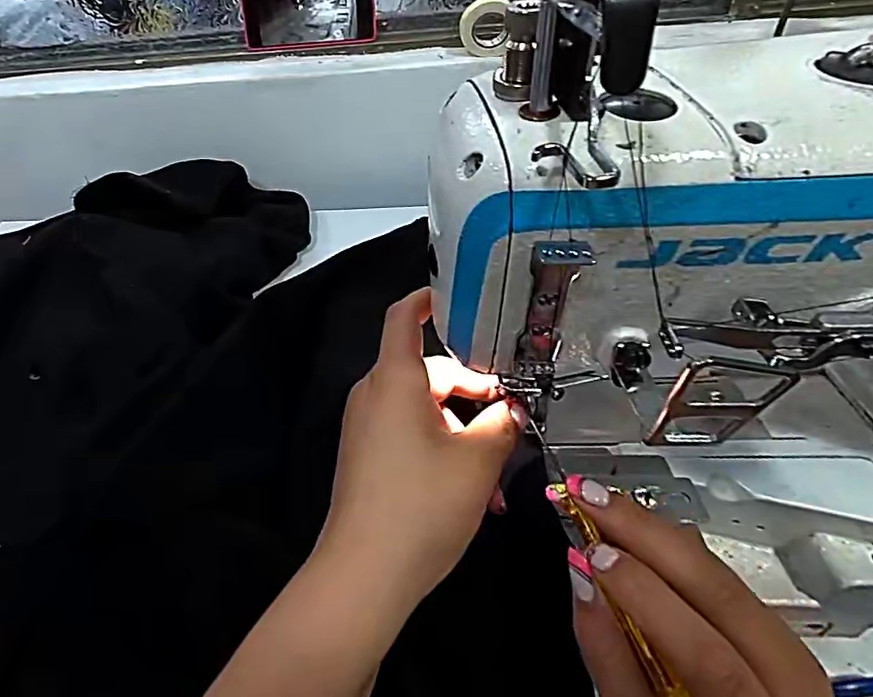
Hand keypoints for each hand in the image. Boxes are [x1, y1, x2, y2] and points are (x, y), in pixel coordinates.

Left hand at [319, 287, 523, 604]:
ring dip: (462, 432)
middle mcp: (374, 394)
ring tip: (495, 476)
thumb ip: (501, 425)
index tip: (455, 297)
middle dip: (472, 392)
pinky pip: (409, 434)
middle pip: (429, 371)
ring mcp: (367, 426)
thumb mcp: (476, 462)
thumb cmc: (419, 506)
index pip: (404, 316)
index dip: (428, 298)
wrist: (362, 576)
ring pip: (425, 409)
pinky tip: (472, 491)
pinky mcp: (367, 455)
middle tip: (508, 420)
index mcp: (394, 378)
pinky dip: (441, 449)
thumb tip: (510, 411)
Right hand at [558, 476, 830, 696]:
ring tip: (604, 502)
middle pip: (718, 587)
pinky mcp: (774, 629)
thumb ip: (616, 666)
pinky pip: (722, 573)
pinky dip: (674, 547)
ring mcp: (790, 652)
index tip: (591, 552)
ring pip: (722, 571)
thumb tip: (582, 583)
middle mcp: (788, 680)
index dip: (643, 596)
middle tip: (587, 496)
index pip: (706, 652)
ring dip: (654, 531)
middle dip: (642, 532)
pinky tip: (640, 529)